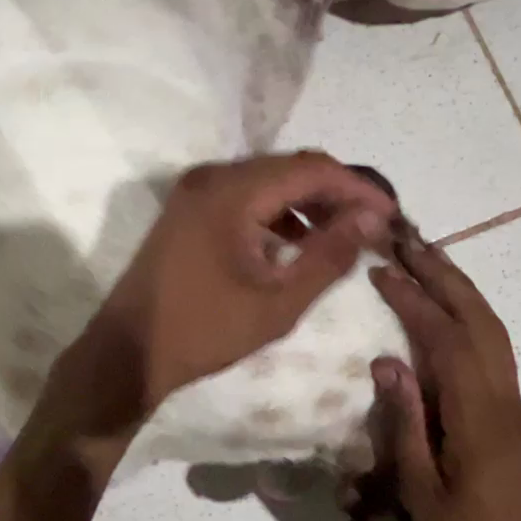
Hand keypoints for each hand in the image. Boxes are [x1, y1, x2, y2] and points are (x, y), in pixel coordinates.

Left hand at [58, 152, 394, 433]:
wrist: (128, 352)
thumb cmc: (205, 331)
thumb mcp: (278, 301)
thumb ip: (329, 255)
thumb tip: (372, 219)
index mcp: (232, 191)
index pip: (312, 169)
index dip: (358, 189)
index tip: (392, 216)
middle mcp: (212, 176)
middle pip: (290, 167)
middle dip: (336, 193)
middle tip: (373, 225)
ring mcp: (194, 191)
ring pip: (267, 180)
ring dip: (307, 203)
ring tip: (343, 236)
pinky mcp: (187, 210)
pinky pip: (244, 196)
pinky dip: (276, 212)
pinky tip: (296, 243)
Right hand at [368, 230, 520, 520]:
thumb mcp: (420, 488)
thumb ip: (405, 422)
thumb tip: (386, 362)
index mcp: (477, 414)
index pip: (444, 339)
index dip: (413, 300)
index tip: (381, 270)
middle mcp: (501, 395)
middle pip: (477, 318)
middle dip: (442, 274)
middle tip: (407, 240)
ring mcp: (512, 399)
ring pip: (491, 326)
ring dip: (460, 287)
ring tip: (426, 258)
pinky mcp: (511, 408)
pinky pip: (493, 344)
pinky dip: (470, 312)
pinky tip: (448, 306)